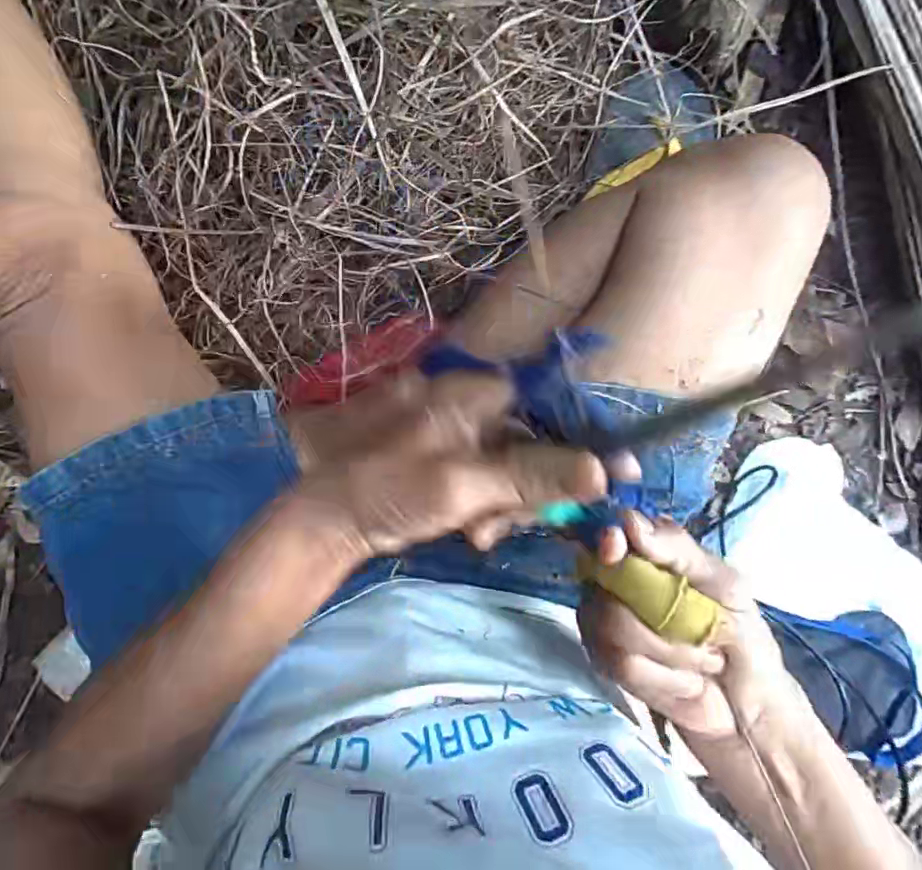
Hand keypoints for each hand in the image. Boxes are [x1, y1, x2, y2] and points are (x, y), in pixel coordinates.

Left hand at [280, 372, 609, 559]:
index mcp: (464, 391)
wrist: (320, 514)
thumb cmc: (389, 488)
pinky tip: (464, 526)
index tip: (598, 477)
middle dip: (524, 486)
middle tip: (505, 522)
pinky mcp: (428, 450)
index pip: (538, 405)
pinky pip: (474, 469)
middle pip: (522, 438)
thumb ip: (531, 474)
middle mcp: (455, 397)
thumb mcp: (464, 486)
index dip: (568, 441)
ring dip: (500, 501)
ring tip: (477, 531)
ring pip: (500, 460)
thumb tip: (602, 469)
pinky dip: (477, 499)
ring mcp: (439, 424)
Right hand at [578, 511, 807, 742]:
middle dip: (661, 610)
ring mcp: (602, 619)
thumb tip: (629, 523)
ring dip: (671, 650)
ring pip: (612, 624)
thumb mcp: (725, 584)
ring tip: (701, 658)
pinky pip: (624, 663)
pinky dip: (667, 677)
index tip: (616, 548)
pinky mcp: (604, 660)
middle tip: (702, 627)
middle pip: (603, 579)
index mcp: (642, 550)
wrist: (752, 708)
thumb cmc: (740, 634)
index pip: (605, 531)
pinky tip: (686, 680)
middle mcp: (612, 579)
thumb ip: (677, 549)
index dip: (605, 538)